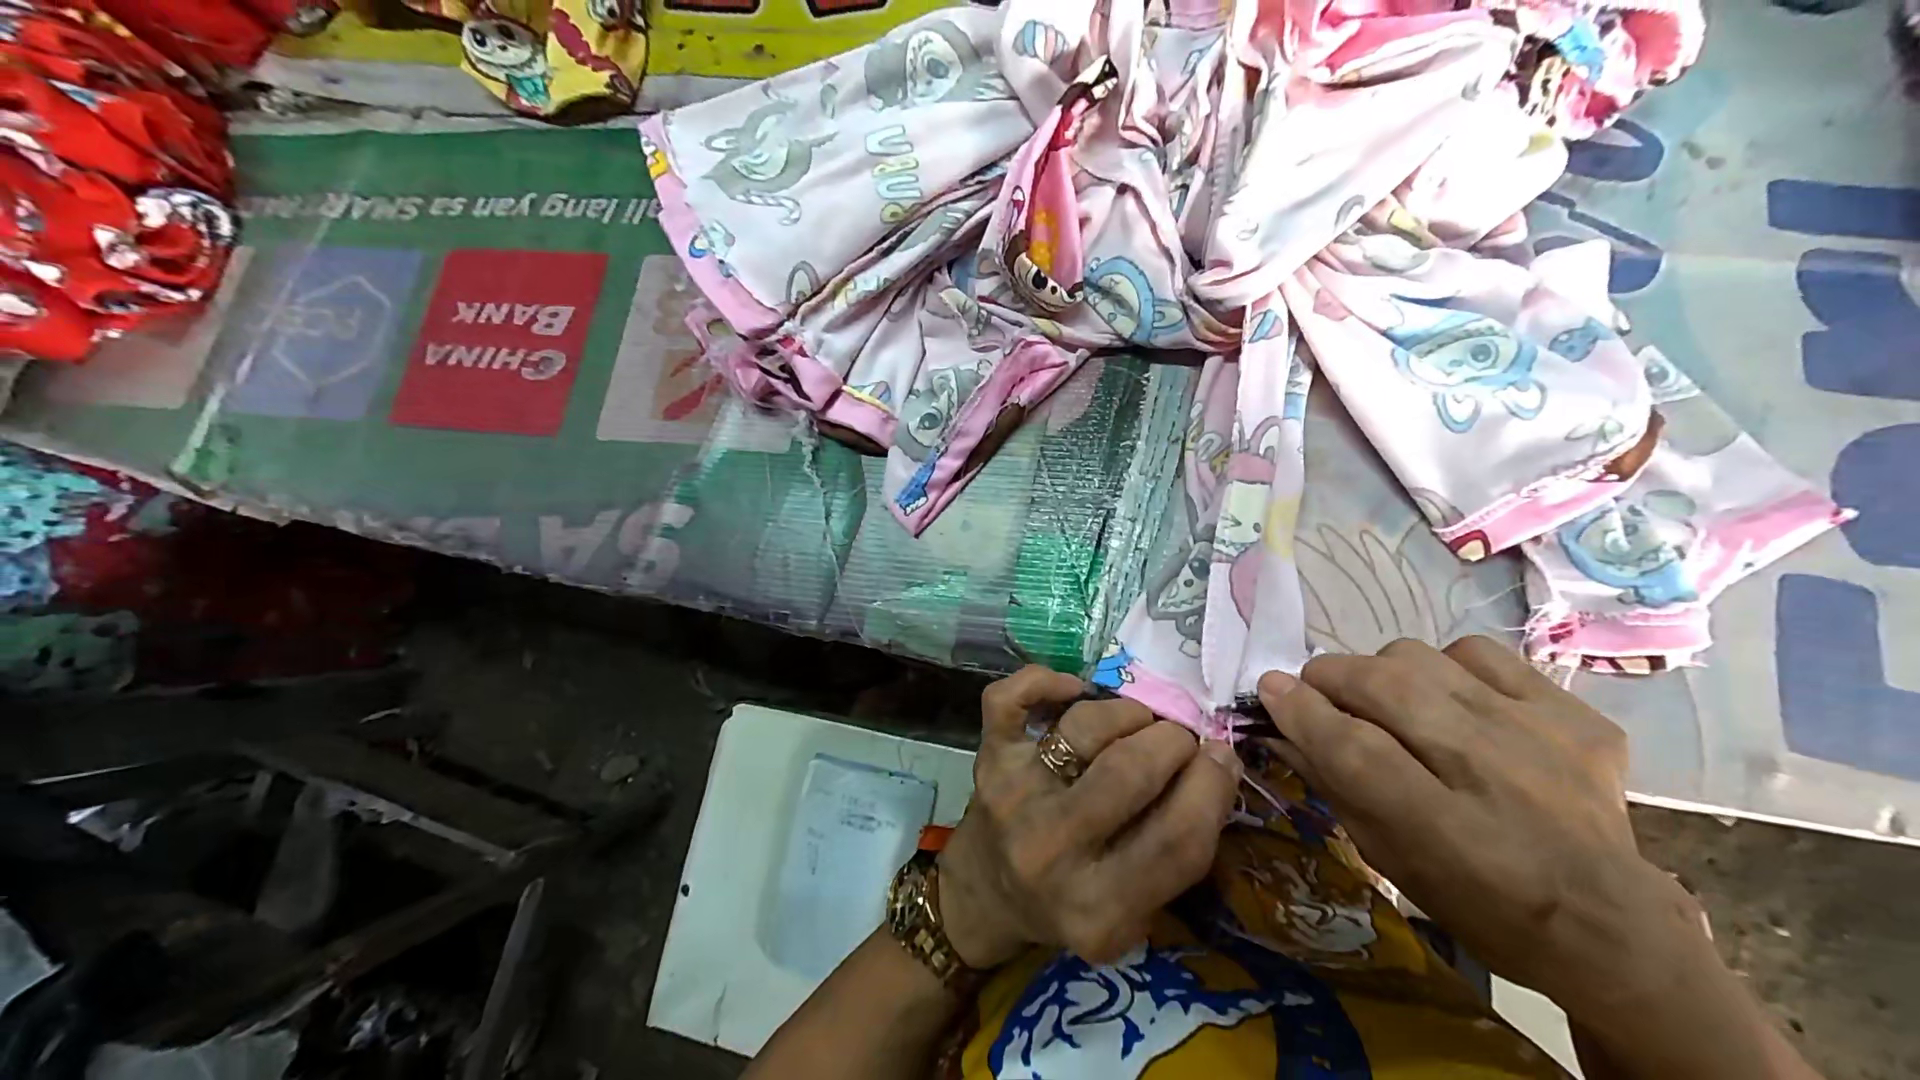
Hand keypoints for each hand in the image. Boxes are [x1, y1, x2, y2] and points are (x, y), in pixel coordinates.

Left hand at [935, 667, 1242, 967]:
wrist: (990, 894)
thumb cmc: (1074, 900)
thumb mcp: (1135, 908)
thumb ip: (1178, 846)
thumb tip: (1220, 758)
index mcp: (1099, 908)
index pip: (1178, 840)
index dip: (1213, 787)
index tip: (1222, 756)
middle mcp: (1050, 850)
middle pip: (1131, 770)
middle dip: (1173, 742)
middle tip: (1179, 740)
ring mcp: (1012, 797)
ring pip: (1083, 726)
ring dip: (1128, 712)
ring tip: (1139, 722)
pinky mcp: (987, 759)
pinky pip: (1007, 698)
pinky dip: (1043, 680)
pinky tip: (1074, 689)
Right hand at [1254, 637, 1700, 1010]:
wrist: (1608, 924)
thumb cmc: (1472, 900)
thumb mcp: (1384, 856)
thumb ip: (1330, 782)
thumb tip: (1279, 723)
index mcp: (1443, 828)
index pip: (1352, 746)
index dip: (1299, 710)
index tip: (1269, 689)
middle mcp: (1493, 771)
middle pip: (1383, 685)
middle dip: (1330, 678)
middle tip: (1318, 691)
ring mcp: (1540, 735)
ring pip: (1421, 657)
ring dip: (1382, 672)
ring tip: (1386, 699)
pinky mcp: (1574, 715)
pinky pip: (1481, 653)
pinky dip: (1447, 666)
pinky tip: (1450, 699)